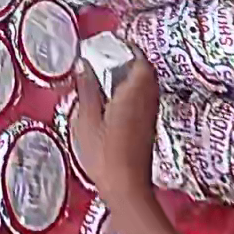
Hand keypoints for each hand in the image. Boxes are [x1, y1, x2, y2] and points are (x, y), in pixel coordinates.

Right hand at [70, 52, 159, 211]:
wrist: (127, 191)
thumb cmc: (106, 155)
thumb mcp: (87, 119)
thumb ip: (87, 88)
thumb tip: (83, 64)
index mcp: (134, 93)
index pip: (140, 60)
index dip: (128, 47)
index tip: (111, 41)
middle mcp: (147, 102)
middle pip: (145, 71)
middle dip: (129, 59)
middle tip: (108, 55)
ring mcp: (150, 116)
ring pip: (146, 85)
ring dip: (132, 74)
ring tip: (108, 73)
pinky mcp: (148, 129)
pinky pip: (144, 98)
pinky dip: (132, 90)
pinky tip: (113, 98)